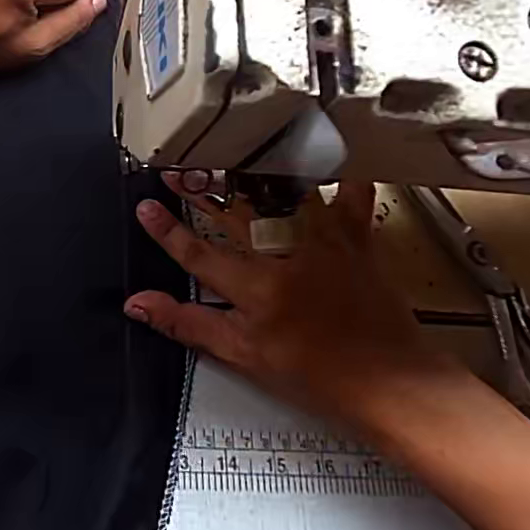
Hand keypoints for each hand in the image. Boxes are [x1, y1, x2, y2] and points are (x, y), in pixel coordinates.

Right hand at [124, 175, 462, 431]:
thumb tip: (139, 305)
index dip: (166, 231)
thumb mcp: (245, 355)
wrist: (390, 383)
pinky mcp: (355, 233)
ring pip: (279, 190)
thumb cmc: (318, 373)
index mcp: (259, 288)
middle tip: (175, 171)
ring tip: (222, 155)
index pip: (199, 254)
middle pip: (233, 211)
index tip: (145, 206)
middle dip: (197, 188)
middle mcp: (289, 253)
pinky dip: (335, 168)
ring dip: (246, 172)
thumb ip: (189, 324)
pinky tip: (320, 147)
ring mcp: (324, 238)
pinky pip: (347, 189)